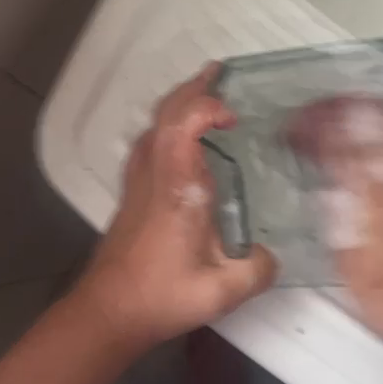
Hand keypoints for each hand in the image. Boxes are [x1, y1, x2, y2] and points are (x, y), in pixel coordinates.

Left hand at [69, 65, 277, 349]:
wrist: (108, 311)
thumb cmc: (162, 295)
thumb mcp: (222, 291)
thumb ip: (257, 269)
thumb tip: (274, 255)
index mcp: (177, 184)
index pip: (184, 124)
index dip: (207, 108)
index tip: (233, 119)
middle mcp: (156, 170)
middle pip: (167, 112)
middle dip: (194, 88)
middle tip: (219, 73)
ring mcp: (140, 178)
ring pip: (155, 123)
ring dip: (179, 102)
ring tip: (205, 93)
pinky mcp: (133, 190)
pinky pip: (150, 139)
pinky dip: (169, 123)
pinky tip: (181, 134)